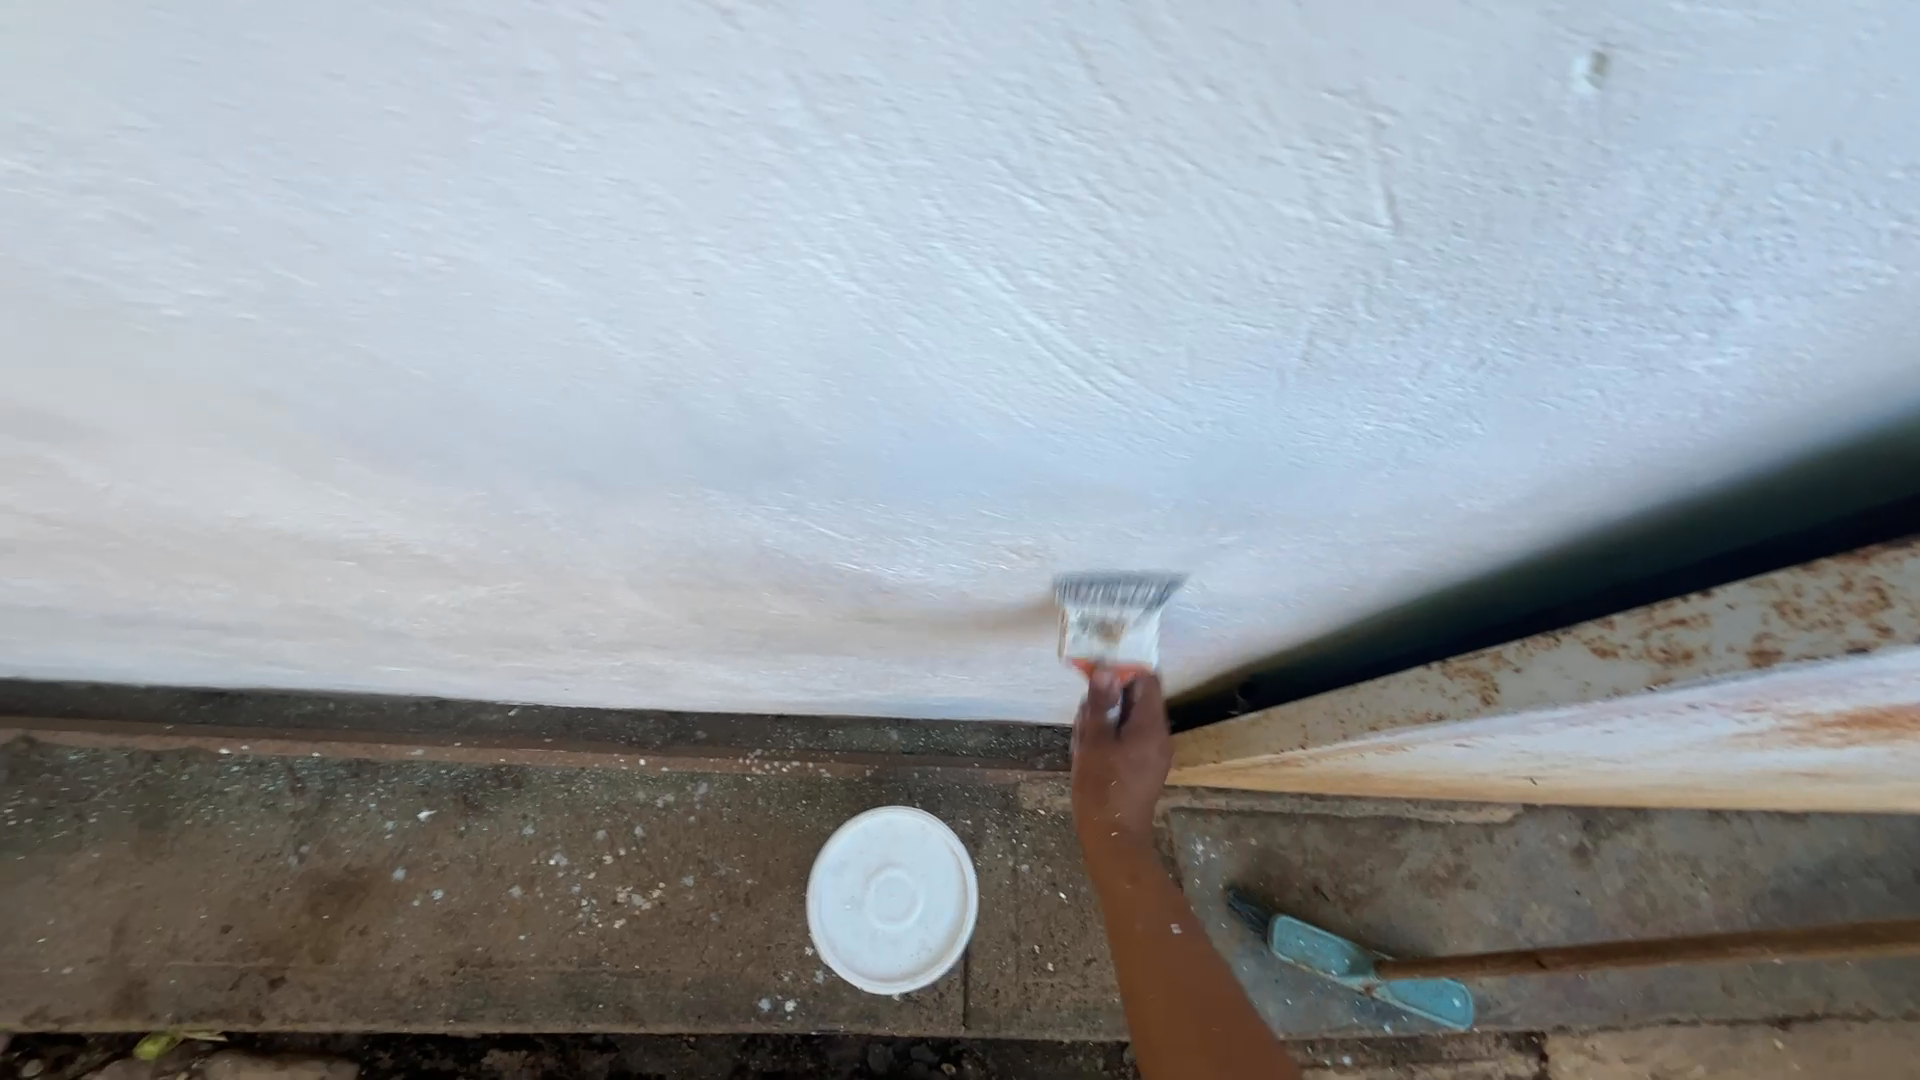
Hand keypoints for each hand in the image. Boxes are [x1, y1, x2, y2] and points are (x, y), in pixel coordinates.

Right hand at [1071, 669, 1172, 859]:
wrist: (1113, 837)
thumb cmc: (1101, 787)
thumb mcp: (1093, 740)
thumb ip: (1100, 703)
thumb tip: (1106, 669)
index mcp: (1151, 726)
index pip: (1147, 680)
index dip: (1123, 670)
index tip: (1097, 672)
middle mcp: (1160, 736)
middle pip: (1138, 699)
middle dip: (1109, 698)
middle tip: (1084, 713)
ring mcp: (1155, 753)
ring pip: (1130, 718)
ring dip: (1106, 718)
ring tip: (1083, 736)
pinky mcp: (1145, 766)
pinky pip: (1130, 737)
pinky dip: (1111, 735)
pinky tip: (1090, 749)